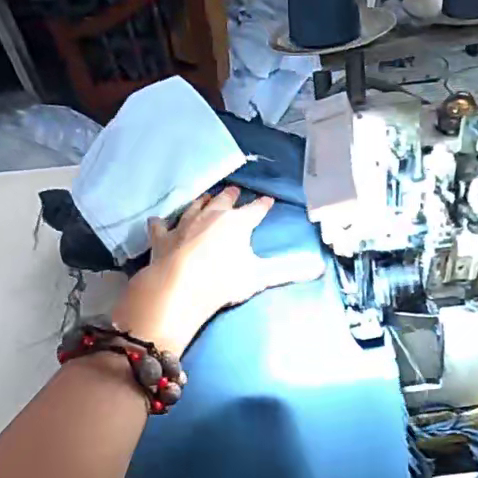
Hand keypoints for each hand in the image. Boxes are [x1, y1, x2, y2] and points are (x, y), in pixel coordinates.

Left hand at [111, 186, 322, 354]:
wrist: (180, 286)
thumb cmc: (223, 280)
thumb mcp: (260, 277)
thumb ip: (288, 271)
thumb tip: (318, 267)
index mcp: (238, 222)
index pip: (255, 210)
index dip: (263, 205)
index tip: (267, 201)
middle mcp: (212, 215)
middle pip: (224, 200)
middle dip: (231, 196)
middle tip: (234, 191)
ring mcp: (184, 223)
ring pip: (194, 206)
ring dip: (201, 201)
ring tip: (206, 197)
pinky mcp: (162, 237)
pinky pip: (161, 225)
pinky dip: (161, 222)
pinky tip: (159, 220)